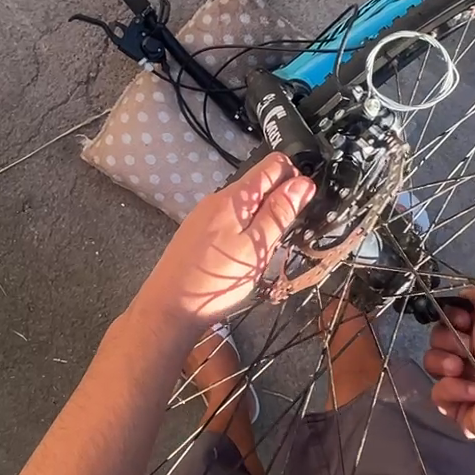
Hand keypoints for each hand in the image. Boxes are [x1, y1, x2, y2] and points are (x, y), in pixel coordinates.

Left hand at [134, 154, 315, 334]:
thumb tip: (304, 182)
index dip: (295, 177)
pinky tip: (247, 254)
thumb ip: (279, 213)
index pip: (273, 165)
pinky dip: (246, 228)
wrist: (168, 309)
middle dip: (281, 199)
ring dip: (264, 217)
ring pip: (246, 204)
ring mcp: (206, 215)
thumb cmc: (216, 280)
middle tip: (290, 233)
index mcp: (235, 196)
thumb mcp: (256, 246)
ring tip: (270, 249)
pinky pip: (231, 219)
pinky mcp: (199, 233)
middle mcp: (219, 198)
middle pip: (259, 183)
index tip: (306, 204)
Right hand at [423, 285, 474, 458]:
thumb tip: (466, 292)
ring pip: (433, 363)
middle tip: (466, 349)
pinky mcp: (458, 405)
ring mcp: (466, 380)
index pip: (453, 316)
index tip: (462, 322)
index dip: (452, 316)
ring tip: (463, 372)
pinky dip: (453, 391)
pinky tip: (473, 395)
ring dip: (446, 365)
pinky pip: (438, 392)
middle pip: (439, 337)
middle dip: (448, 340)